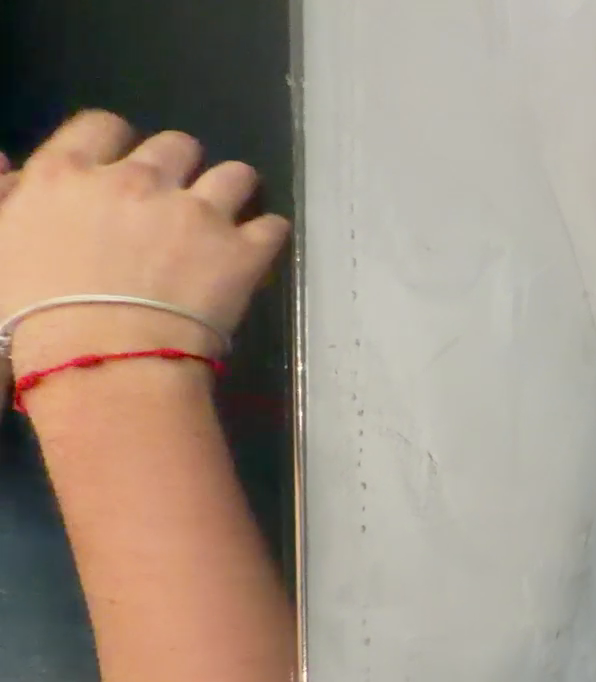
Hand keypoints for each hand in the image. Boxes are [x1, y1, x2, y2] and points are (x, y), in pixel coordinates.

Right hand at [0, 112, 289, 391]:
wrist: (106, 344)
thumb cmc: (37, 300)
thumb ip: (12, 190)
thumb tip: (8, 159)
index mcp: (69, 171)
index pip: (105, 126)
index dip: (125, 141)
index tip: (138, 163)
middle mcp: (138, 180)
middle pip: (178, 147)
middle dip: (185, 164)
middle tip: (190, 191)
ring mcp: (198, 214)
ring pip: (235, 176)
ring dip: (237, 187)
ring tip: (238, 207)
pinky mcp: (245, 250)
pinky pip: (273, 226)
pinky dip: (271, 231)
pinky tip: (262, 243)